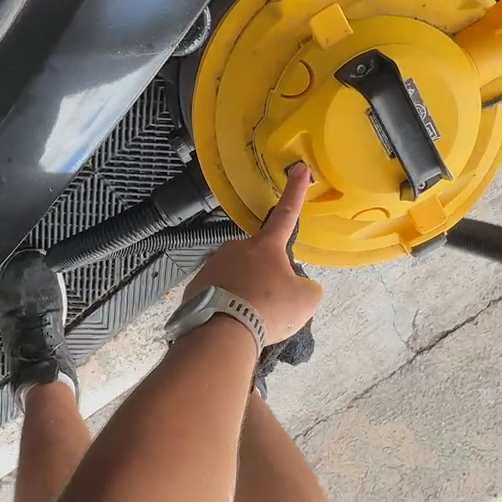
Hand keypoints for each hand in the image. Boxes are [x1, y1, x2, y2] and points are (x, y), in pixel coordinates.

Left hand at [185, 164, 322, 341]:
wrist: (223, 331)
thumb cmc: (268, 309)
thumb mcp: (306, 299)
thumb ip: (306, 285)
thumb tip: (294, 286)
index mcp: (265, 245)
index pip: (286, 214)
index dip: (295, 192)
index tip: (299, 169)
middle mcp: (236, 248)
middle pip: (258, 258)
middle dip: (265, 277)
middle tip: (269, 304)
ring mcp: (213, 264)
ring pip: (236, 276)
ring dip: (244, 292)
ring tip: (248, 317)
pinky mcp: (196, 285)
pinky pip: (218, 292)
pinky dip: (226, 304)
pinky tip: (229, 320)